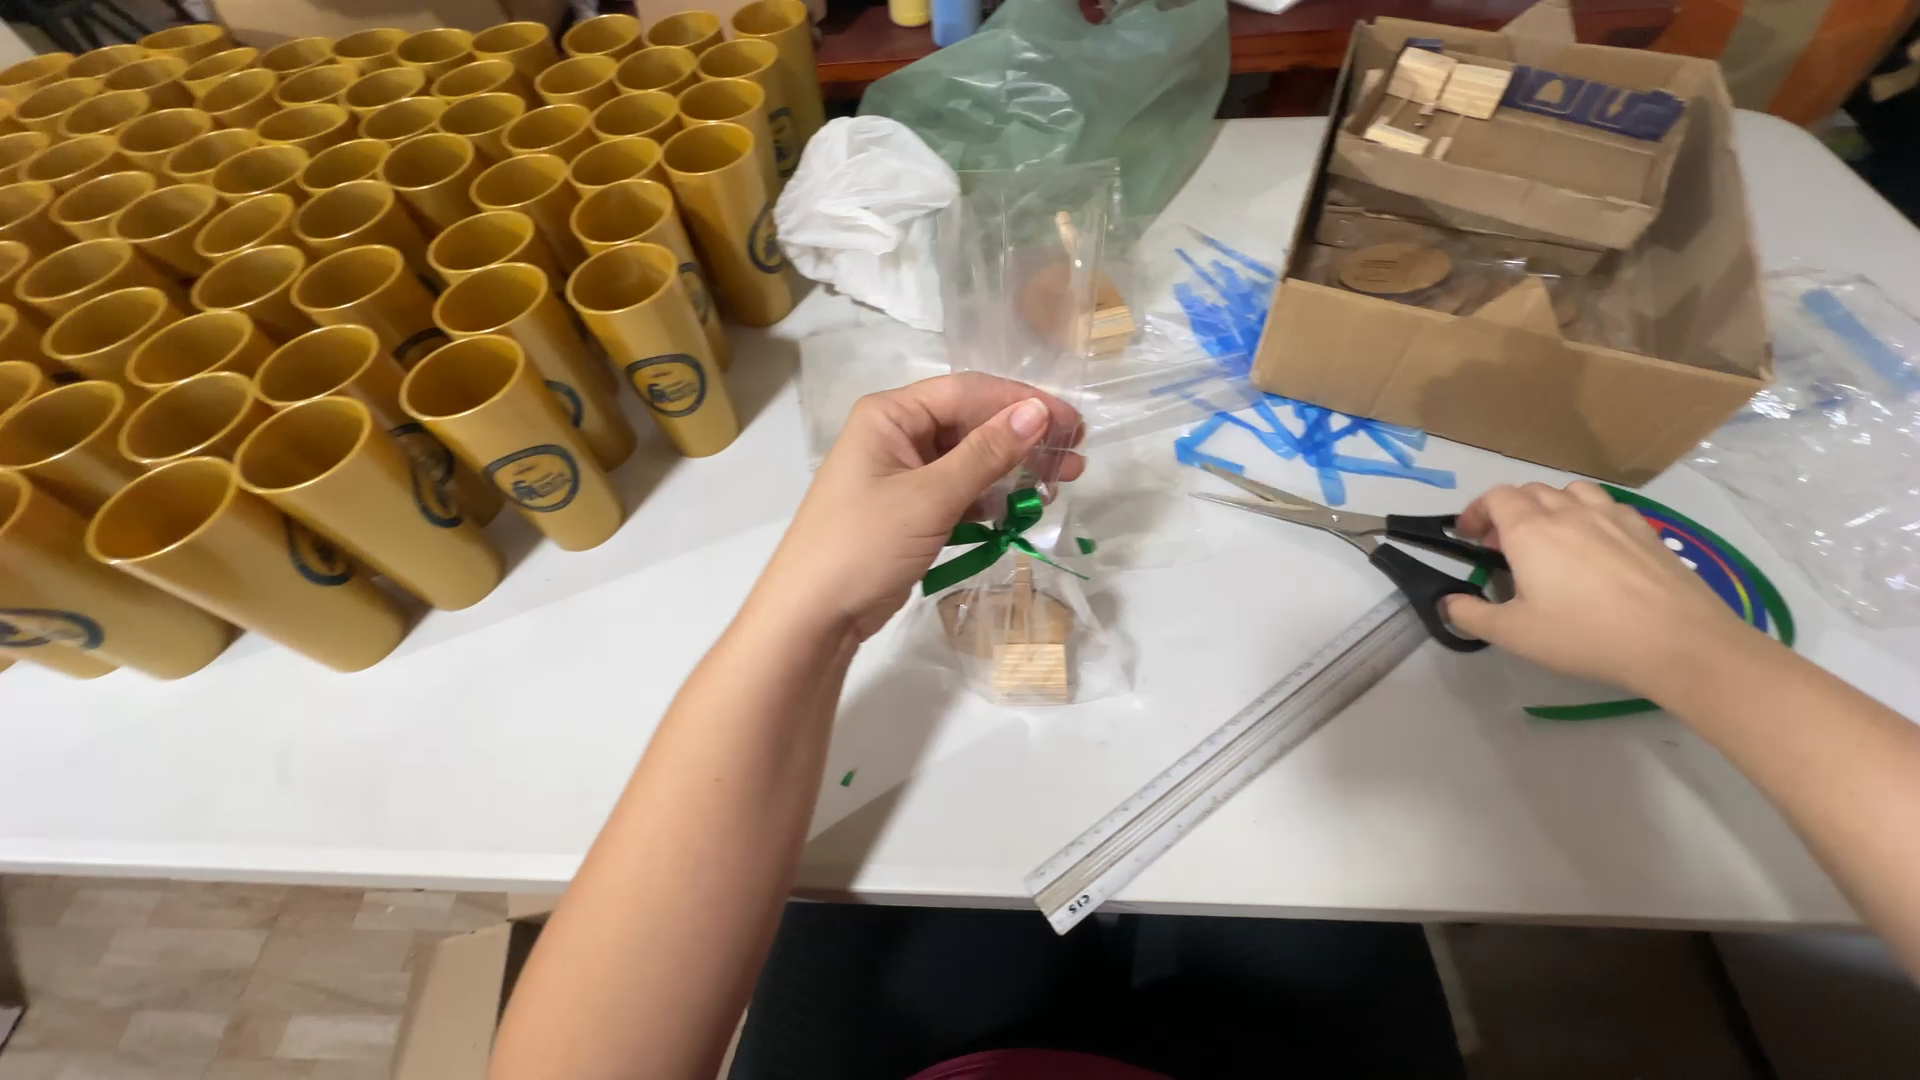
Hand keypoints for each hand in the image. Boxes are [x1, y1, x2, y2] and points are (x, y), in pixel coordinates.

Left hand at [754, 374, 1083, 640]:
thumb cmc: (863, 545)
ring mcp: (903, 475)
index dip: (1022, 403)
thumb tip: (1037, 412)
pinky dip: (990, 498)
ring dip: (1013, 470)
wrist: (813, 615)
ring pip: (969, 460)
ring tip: (1060, 483)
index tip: (1072, 423)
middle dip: (1023, 438)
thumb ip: (985, 454)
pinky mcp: (911, 510)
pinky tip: (1023, 507)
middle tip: (1075, 457)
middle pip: (971, 423)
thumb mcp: (929, 497)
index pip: (967, 392)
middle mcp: (896, 435)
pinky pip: (959, 492)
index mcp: (890, 415)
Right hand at [1442, 481, 1761, 697]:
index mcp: (1530, 531)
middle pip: (1530, 491)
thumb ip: (1468, 614)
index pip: (1495, 497)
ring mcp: (1613, 519)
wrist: (1680, 643)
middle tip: (1501, 544)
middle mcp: (1569, 514)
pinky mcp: (1647, 532)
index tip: (1468, 538)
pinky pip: (1608, 506)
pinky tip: (1593, 544)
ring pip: (1571, 491)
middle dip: (1507, 510)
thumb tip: (1446, 603)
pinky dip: (1588, 513)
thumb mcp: (1511, 633)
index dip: (1476, 512)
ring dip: (1549, 505)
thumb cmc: (1584, 635)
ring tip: (1547, 536)